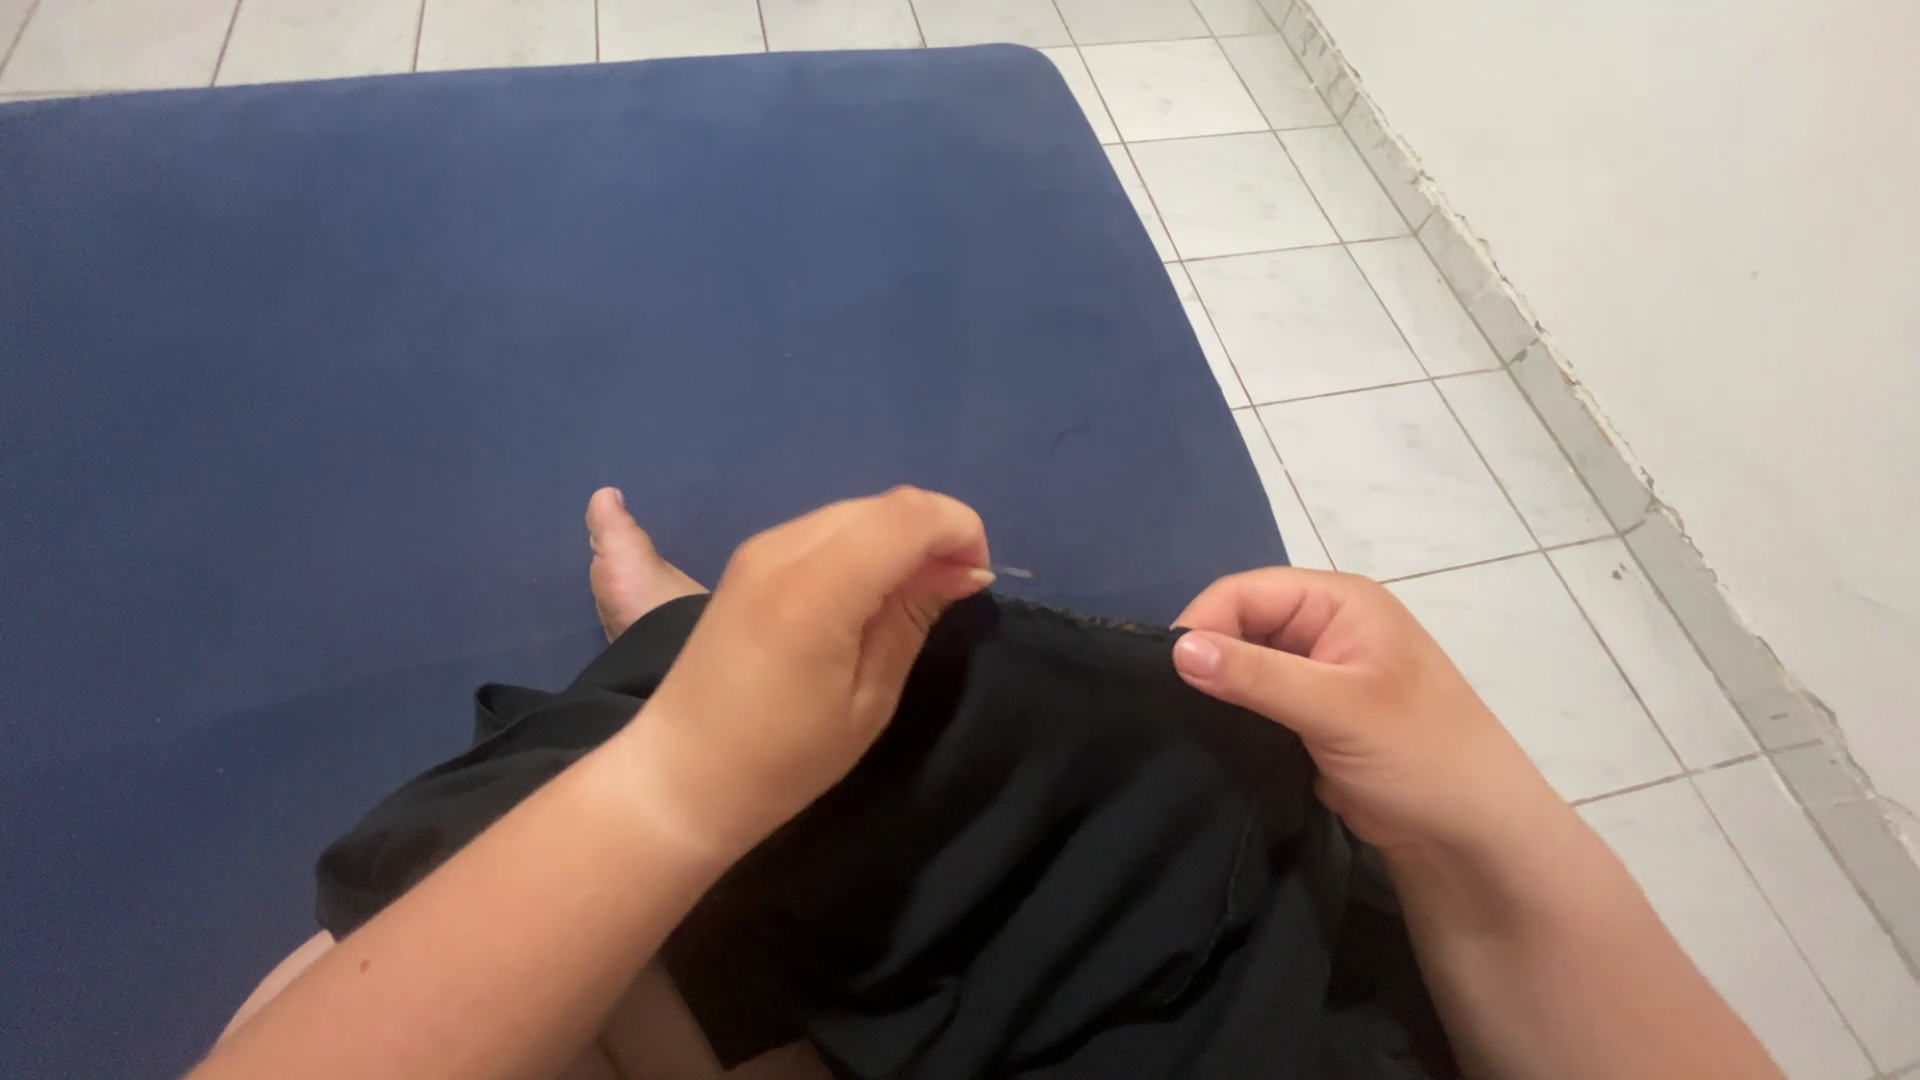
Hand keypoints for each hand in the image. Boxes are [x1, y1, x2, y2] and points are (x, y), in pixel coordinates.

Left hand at [618, 487, 992, 857]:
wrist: (682, 773)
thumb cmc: (785, 758)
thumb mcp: (870, 697)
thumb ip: (913, 617)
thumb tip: (963, 569)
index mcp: (816, 590)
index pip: (908, 515)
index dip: (959, 530)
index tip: (977, 578)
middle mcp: (784, 549)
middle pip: (886, 504)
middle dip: (936, 531)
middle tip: (955, 587)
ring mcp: (761, 547)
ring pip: (858, 510)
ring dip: (901, 536)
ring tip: (917, 591)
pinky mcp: (751, 557)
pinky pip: (828, 527)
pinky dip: (868, 543)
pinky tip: (874, 587)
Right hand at [1171, 567, 1567, 859]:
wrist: (1473, 841)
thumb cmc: (1422, 756)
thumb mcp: (1339, 708)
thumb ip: (1256, 675)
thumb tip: (1175, 649)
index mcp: (1338, 601)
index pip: (1245, 592)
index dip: (1203, 623)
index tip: (1168, 672)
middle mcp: (1323, 624)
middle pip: (1239, 622)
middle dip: (1206, 655)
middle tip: (1171, 699)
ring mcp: (1314, 669)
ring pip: (1241, 661)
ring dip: (1215, 685)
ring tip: (1181, 716)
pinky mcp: (1305, 711)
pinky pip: (1251, 696)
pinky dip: (1229, 710)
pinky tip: (1208, 731)